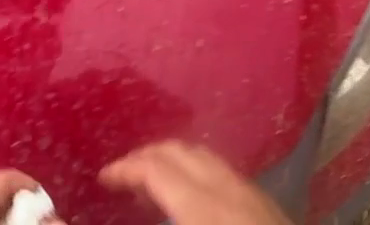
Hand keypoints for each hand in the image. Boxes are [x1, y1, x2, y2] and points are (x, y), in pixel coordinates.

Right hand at [100, 142, 292, 224]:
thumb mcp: (192, 224)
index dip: (125, 169)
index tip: (103, 177)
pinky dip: (197, 170)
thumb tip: (123, 208)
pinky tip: (192, 195)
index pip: (156, 169)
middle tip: (123, 175)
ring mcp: (251, 194)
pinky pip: (223, 172)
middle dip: (147, 156)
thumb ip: (162, 220)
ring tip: (152, 180)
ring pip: (204, 157)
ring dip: (173, 160)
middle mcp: (227, 189)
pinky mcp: (266, 206)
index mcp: (203, 207)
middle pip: (180, 152)